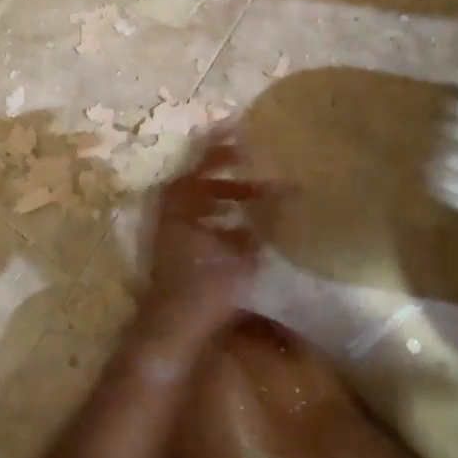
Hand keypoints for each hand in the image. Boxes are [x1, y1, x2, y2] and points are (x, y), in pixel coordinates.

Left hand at [139, 122, 283, 345]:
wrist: (173, 331)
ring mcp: (169, 236)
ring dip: (225, 198)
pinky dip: (221, 222)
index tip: (237, 127)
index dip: (217, 145)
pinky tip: (248, 234)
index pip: (198, 163)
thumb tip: (289, 190)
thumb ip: (265, 220)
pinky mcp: (175, 258)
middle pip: (197, 183)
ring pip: (198, 206)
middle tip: (252, 162)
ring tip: (258, 198)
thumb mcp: (242, 251)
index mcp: (178, 204)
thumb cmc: (204, 287)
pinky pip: (200, 227)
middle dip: (225, 172)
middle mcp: (169, 214)